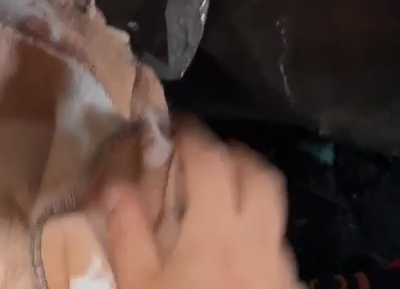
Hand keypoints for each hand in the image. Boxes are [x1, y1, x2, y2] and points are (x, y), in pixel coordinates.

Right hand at [101, 124, 299, 288]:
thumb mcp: (138, 288)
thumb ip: (128, 231)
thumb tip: (117, 184)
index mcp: (217, 233)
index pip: (211, 160)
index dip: (192, 135)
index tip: (171, 127)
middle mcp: (259, 244)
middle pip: (260, 175)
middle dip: (230, 155)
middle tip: (199, 157)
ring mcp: (282, 274)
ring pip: (274, 212)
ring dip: (246, 194)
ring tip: (213, 203)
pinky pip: (278, 250)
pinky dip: (254, 234)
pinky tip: (228, 257)